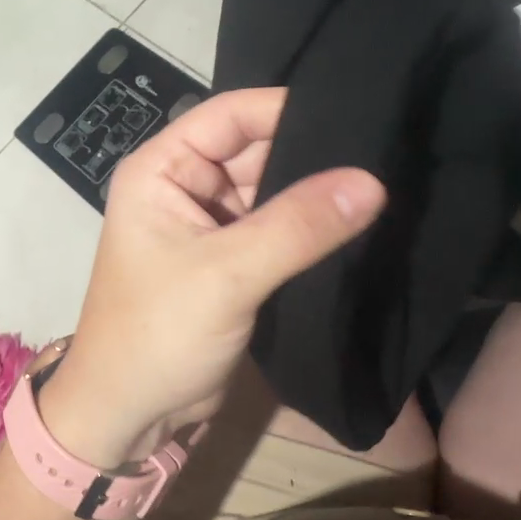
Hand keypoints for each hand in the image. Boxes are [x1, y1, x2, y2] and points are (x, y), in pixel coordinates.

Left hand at [35, 88, 385, 467]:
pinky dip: (310, 226)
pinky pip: (276, 227)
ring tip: (390, 177)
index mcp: (161, 168)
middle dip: (312, 150)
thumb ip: (297, 226)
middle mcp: (183, 184)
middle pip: (256, 149)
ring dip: (316, 190)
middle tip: (389, 145)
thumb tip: (372, 180)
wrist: (130, 412)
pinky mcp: (231, 259)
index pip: (230, 115)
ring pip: (271, 189)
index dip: (286, 107)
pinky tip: (363, 219)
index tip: (357, 108)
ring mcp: (208, 222)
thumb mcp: (227, 274)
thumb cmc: (157, 332)